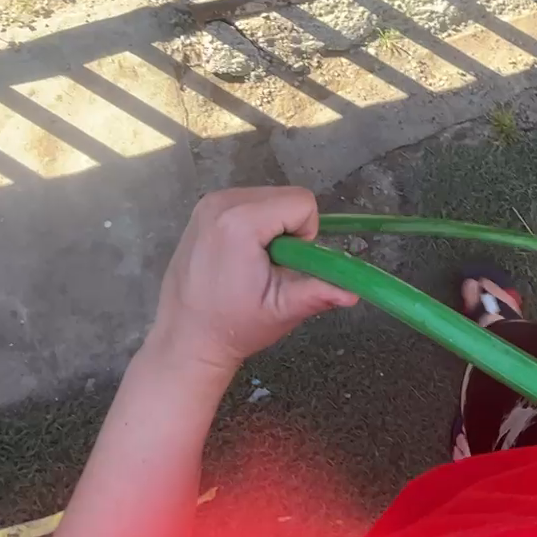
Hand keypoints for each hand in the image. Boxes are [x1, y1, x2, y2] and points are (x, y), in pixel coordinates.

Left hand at [146, 187, 357, 377]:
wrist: (183, 340)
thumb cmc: (233, 327)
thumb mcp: (282, 311)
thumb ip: (319, 293)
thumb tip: (353, 292)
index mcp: (240, 222)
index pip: (302, 203)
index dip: (305, 234)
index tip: (285, 264)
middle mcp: (222, 202)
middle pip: (287, 196)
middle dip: (290, 228)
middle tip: (271, 266)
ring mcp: (209, 202)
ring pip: (271, 197)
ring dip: (275, 225)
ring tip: (254, 262)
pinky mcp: (204, 207)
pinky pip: (251, 201)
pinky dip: (257, 222)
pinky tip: (240, 254)